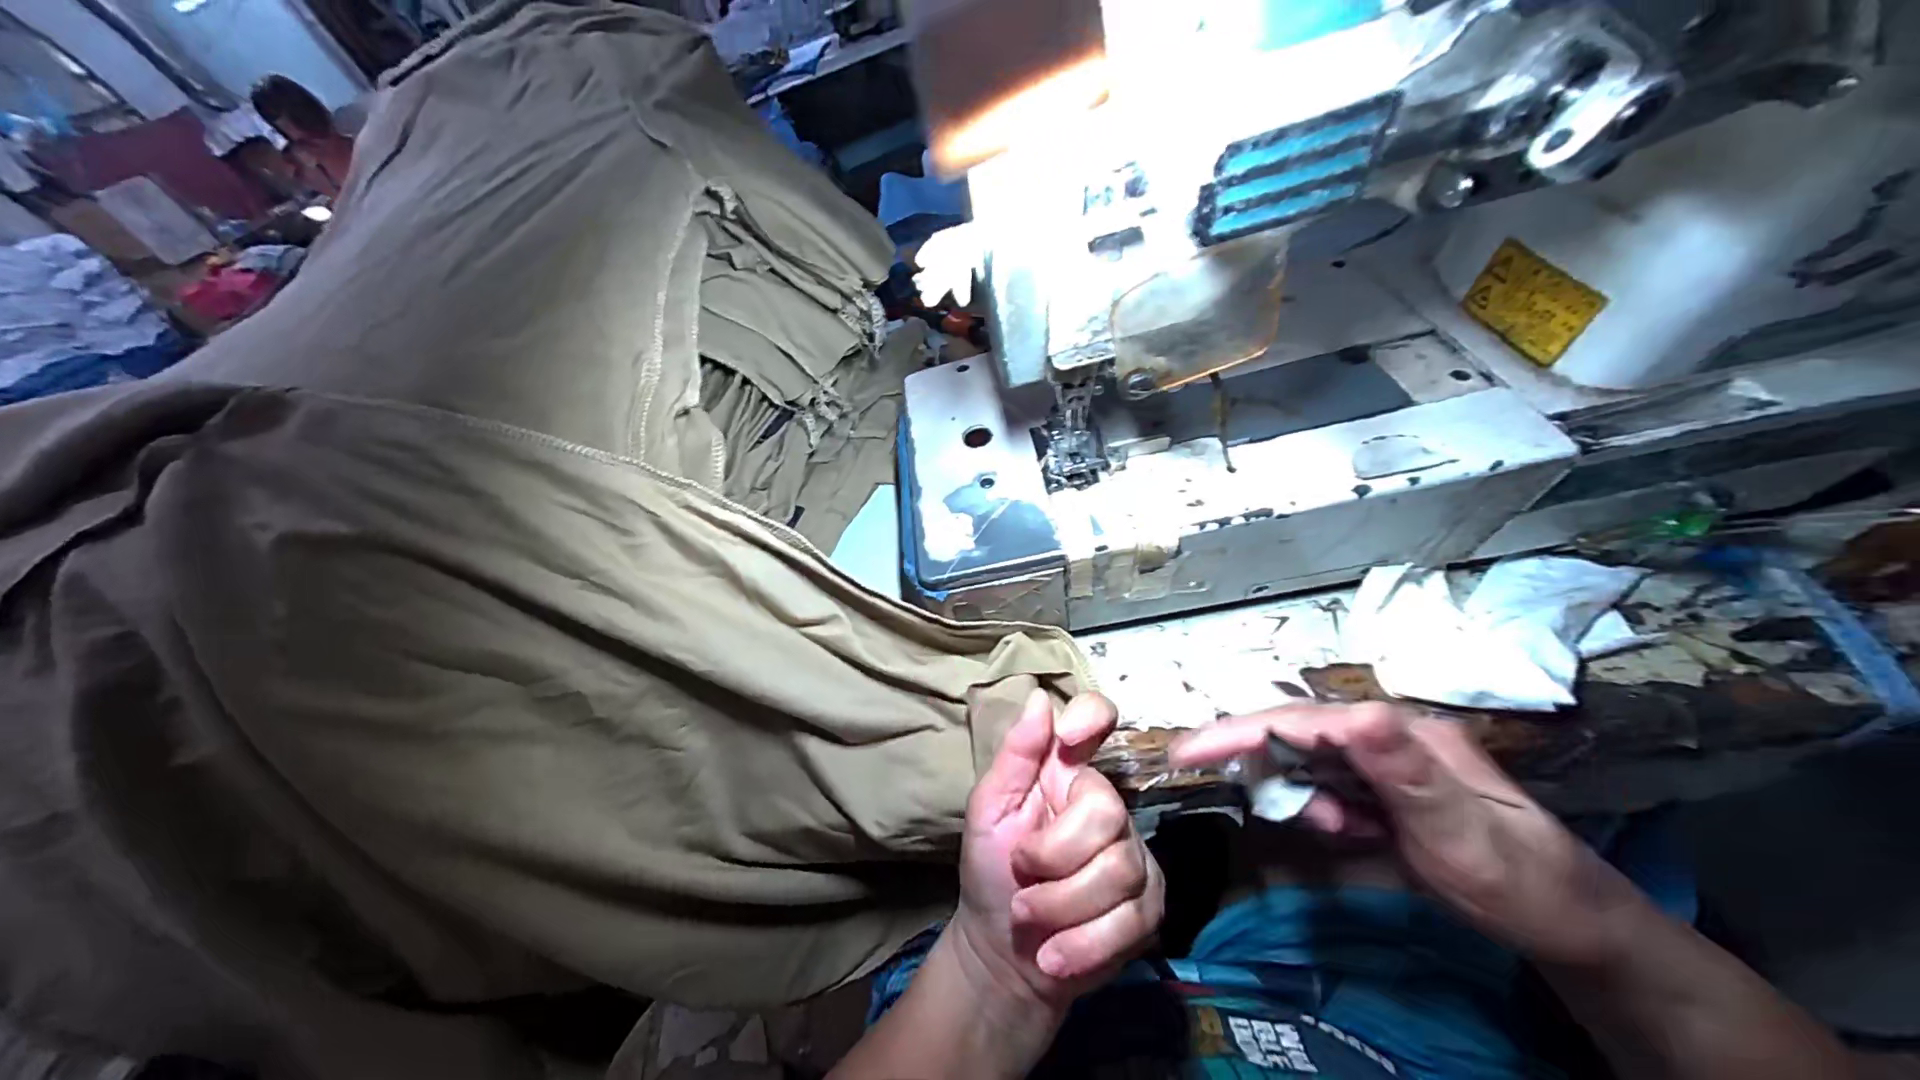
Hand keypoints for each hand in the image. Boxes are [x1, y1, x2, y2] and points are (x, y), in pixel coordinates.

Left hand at [944, 690, 1163, 1020]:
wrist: (1003, 954)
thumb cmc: (990, 870)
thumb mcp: (987, 810)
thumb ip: (1015, 756)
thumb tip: (1039, 698)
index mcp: (1065, 773)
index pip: (1097, 720)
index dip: (1093, 716)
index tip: (1070, 738)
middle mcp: (1106, 805)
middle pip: (1106, 809)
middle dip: (1054, 855)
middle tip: (1021, 874)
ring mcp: (1134, 856)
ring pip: (1118, 870)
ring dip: (1060, 906)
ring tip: (1028, 915)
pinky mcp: (1149, 907)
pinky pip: (1132, 920)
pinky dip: (1083, 944)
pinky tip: (1054, 954)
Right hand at [1170, 703, 1641, 966]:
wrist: (1573, 926)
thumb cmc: (1522, 881)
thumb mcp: (1464, 832)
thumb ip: (1406, 772)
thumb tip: (1358, 714)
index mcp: (1401, 733)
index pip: (1302, 722)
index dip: (1240, 732)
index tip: (1187, 752)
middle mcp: (1386, 736)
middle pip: (1295, 734)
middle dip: (1264, 764)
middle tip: (1256, 800)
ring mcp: (1383, 760)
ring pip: (1306, 760)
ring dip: (1301, 795)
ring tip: (1342, 834)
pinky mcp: (1380, 786)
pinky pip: (1325, 785)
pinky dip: (1319, 808)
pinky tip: (1346, 832)